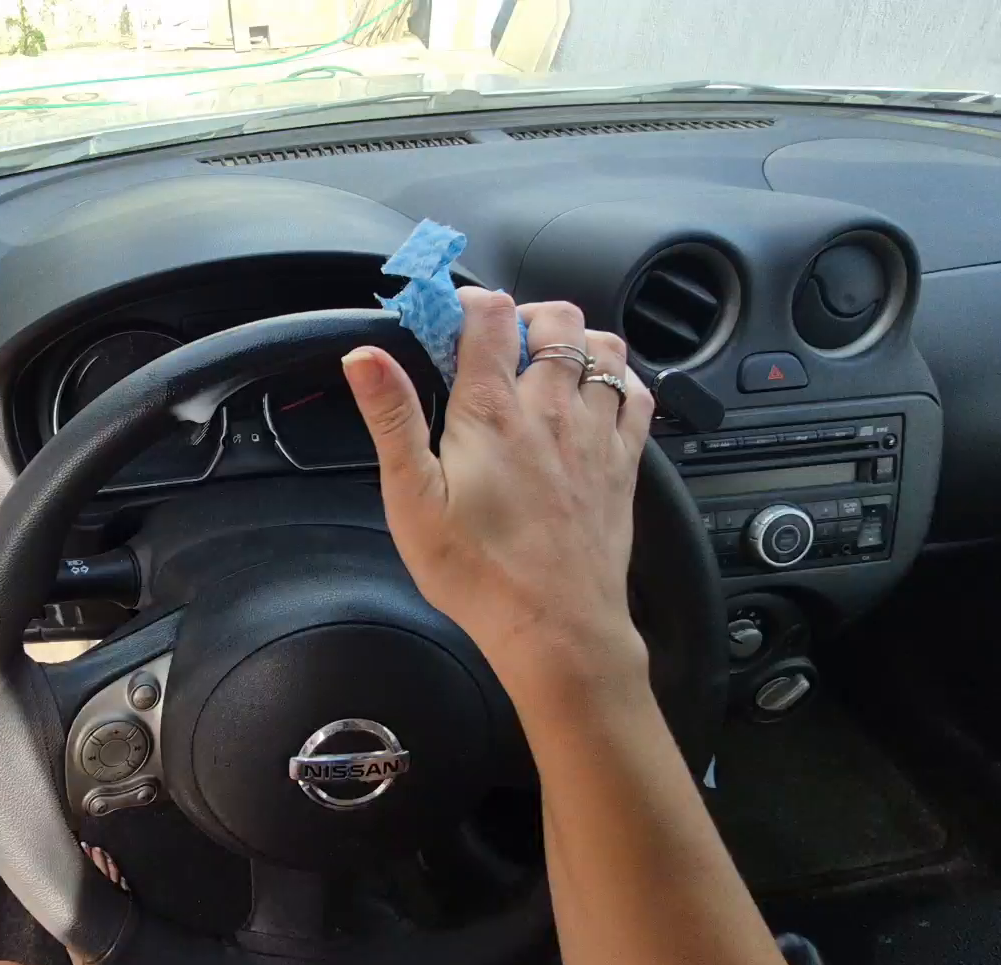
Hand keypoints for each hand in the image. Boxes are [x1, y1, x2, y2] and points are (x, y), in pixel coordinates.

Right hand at [342, 290, 655, 707]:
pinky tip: (590, 395)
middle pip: (555, 319)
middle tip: (492, 346)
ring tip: (541, 367)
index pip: (488, 317)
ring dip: (572, 340)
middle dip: (521, 315)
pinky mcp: (624, 462)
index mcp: (491, 411)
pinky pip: (637, 392)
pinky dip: (616, 375)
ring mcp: (596, 432)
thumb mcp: (410, 497)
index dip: (465, 302)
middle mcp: (551, 407)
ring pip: (603, 347)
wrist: (554, 627)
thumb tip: (363, 355)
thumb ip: (391, 418)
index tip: (445, 316)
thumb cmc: (472, 568)